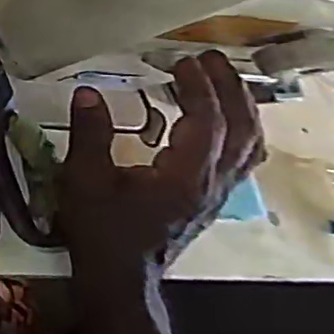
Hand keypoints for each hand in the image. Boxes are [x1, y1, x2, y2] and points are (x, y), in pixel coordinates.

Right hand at [60, 50, 264, 294]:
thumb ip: (90, 134)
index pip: (207, 123)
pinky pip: (241, 158)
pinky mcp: (210, 199)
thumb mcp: (84, 179)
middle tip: (210, 60)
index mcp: (184, 176)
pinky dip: (239, 131)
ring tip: (223, 82)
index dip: (199, 88)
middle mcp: (212, 183)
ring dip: (242, 109)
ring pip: (249, 145)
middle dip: (230, 90)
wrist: (118, 274)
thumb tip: (89, 93)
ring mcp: (216, 193)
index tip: (182, 62)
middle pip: (242, 130)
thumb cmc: (99, 228)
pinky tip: (223, 122)